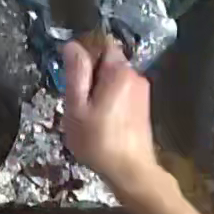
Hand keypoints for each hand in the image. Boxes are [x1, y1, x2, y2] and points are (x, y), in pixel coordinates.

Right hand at [62, 38, 165, 198]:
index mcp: (119, 71)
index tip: (71, 72)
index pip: (102, 42)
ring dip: (98, 89)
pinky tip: (100, 121)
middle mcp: (135, 75)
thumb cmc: (98, 141)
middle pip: (107, 61)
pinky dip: (108, 99)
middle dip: (89, 74)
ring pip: (113, 78)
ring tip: (86, 113)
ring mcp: (141, 91)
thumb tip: (72, 45)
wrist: (131, 172)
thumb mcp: (77, 107)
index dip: (84, 52)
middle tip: (76, 99)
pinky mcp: (142, 106)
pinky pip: (120, 91)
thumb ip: (75, 73)